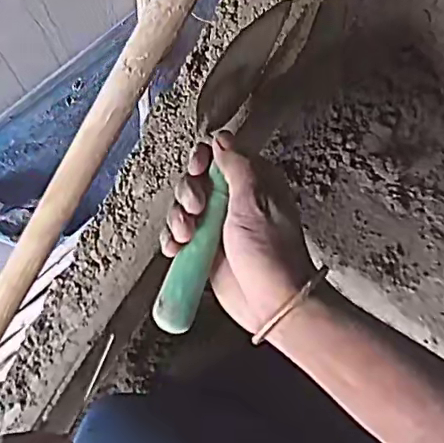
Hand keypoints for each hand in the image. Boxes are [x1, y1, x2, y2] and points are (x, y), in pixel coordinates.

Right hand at [161, 132, 316, 334]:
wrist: (270, 303)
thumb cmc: (271, 254)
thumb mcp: (254, 202)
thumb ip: (237, 167)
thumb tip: (223, 139)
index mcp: (252, 183)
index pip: (219, 155)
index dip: (203, 160)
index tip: (198, 171)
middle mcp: (233, 201)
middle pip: (194, 180)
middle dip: (188, 194)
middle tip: (197, 210)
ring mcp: (217, 225)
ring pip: (182, 208)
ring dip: (178, 219)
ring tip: (188, 235)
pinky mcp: (205, 248)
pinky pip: (177, 235)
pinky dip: (172, 240)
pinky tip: (177, 249)